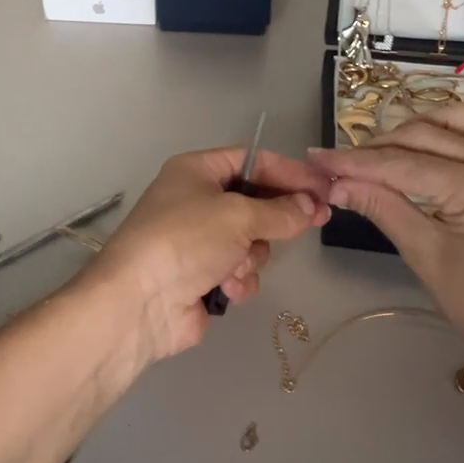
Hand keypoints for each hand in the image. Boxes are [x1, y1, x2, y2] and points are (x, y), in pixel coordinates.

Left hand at [81, 148, 331, 361]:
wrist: (140, 302)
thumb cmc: (184, 240)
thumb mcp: (237, 216)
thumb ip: (280, 210)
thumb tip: (310, 205)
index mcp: (196, 171)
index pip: (251, 160)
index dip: (288, 171)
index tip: (324, 186)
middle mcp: (196, 200)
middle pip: (255, 201)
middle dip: (275, 218)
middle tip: (313, 221)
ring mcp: (199, 240)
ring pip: (251, 240)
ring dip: (251, 254)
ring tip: (236, 264)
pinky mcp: (203, 276)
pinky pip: (239, 269)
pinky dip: (239, 278)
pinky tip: (227, 287)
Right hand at [307, 104, 463, 371]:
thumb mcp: (424, 255)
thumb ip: (381, 208)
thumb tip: (335, 185)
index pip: (400, 164)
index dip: (352, 162)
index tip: (316, 159)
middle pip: (423, 137)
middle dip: (374, 148)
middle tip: (338, 163)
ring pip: (458, 120)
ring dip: (418, 127)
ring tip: (386, 150)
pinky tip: (453, 135)